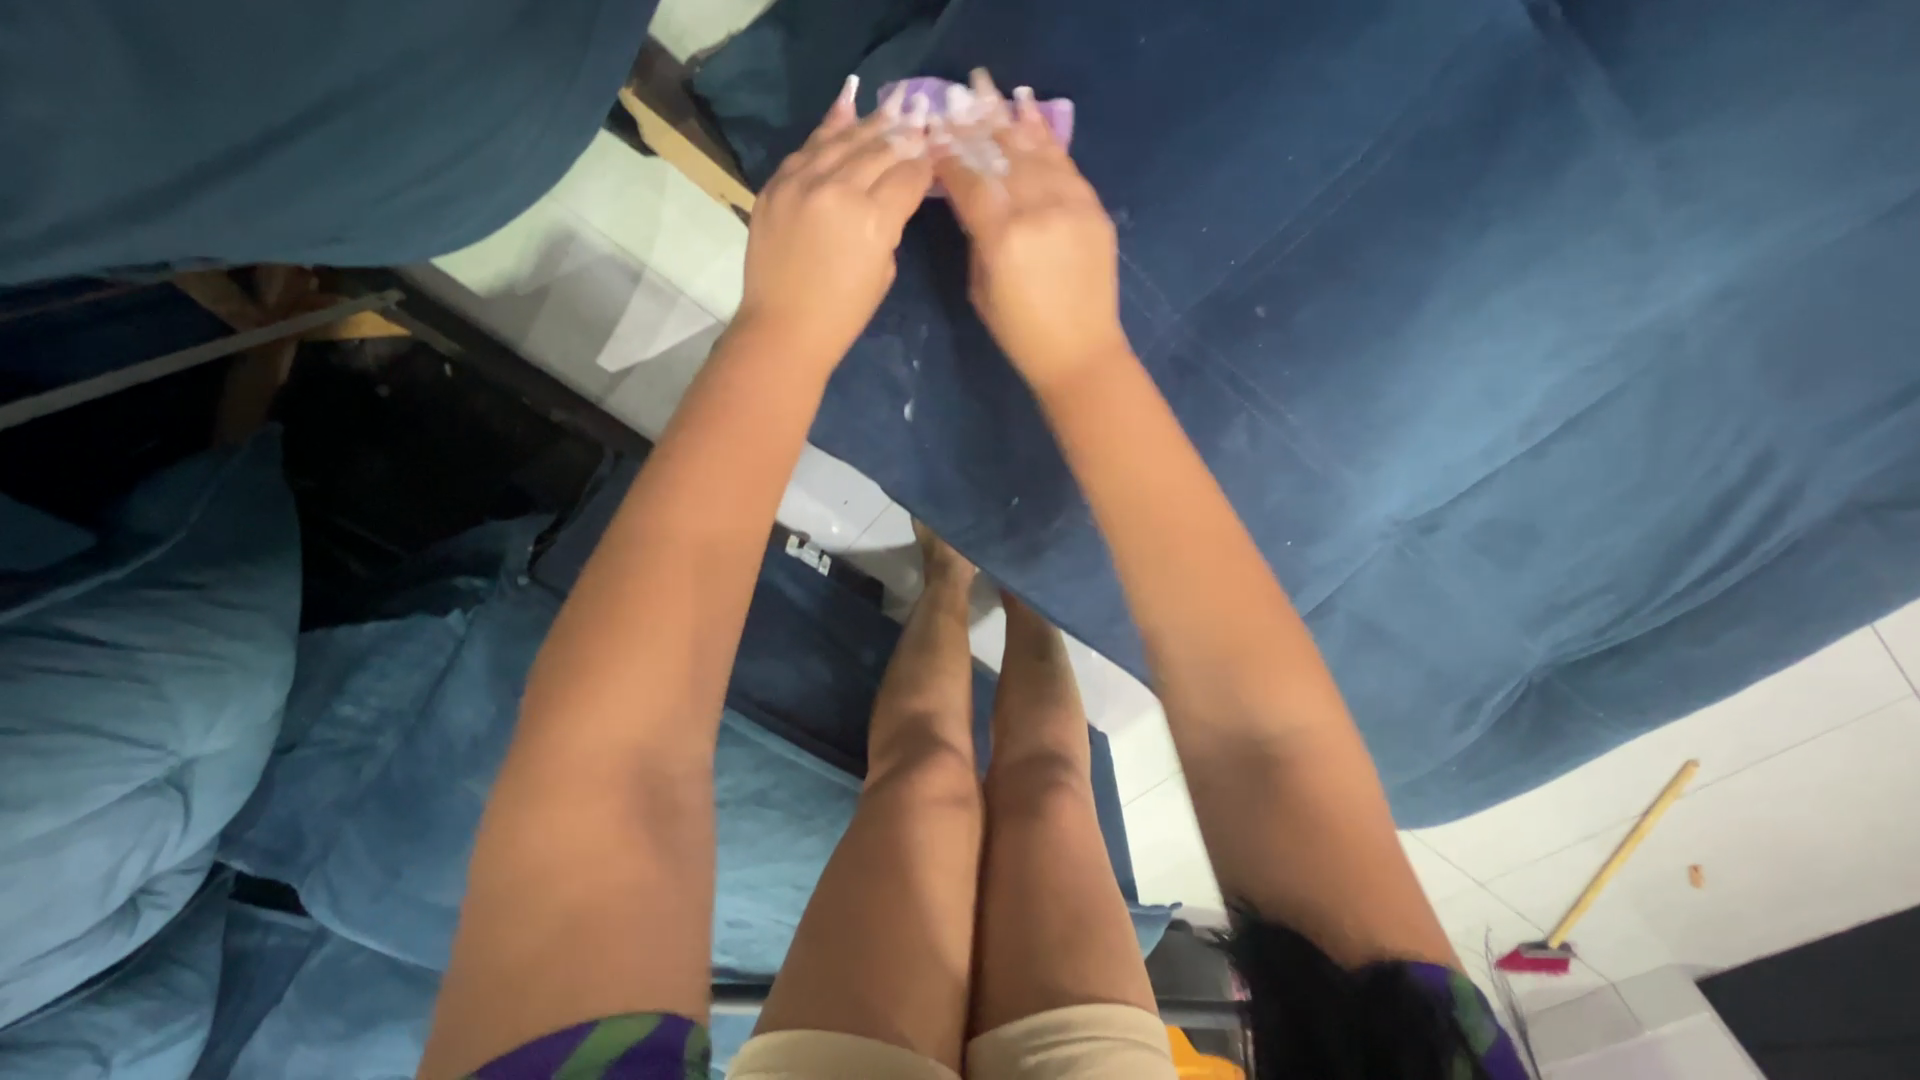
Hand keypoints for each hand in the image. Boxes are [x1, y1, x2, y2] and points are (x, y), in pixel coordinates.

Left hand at [735, 77, 933, 363]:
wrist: (784, 328)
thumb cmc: (844, 313)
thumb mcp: (884, 271)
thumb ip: (890, 225)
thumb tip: (891, 195)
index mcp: (873, 219)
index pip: (910, 175)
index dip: (927, 163)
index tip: (938, 154)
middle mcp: (839, 189)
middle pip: (880, 148)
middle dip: (905, 135)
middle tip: (922, 120)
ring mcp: (802, 182)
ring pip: (845, 139)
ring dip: (872, 123)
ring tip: (893, 108)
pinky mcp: (776, 184)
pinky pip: (809, 146)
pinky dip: (831, 126)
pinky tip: (848, 105)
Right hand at [933, 70, 1129, 391]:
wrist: (1081, 351)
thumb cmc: (1020, 332)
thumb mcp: (980, 287)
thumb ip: (976, 236)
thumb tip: (969, 198)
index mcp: (1003, 237)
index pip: (969, 181)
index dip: (948, 156)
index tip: (931, 138)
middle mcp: (1038, 211)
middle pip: (1001, 156)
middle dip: (974, 129)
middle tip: (955, 106)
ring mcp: (1072, 206)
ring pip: (1034, 151)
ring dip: (1007, 123)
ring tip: (986, 96)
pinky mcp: (1094, 209)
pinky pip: (1066, 163)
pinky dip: (1045, 138)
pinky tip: (1026, 115)